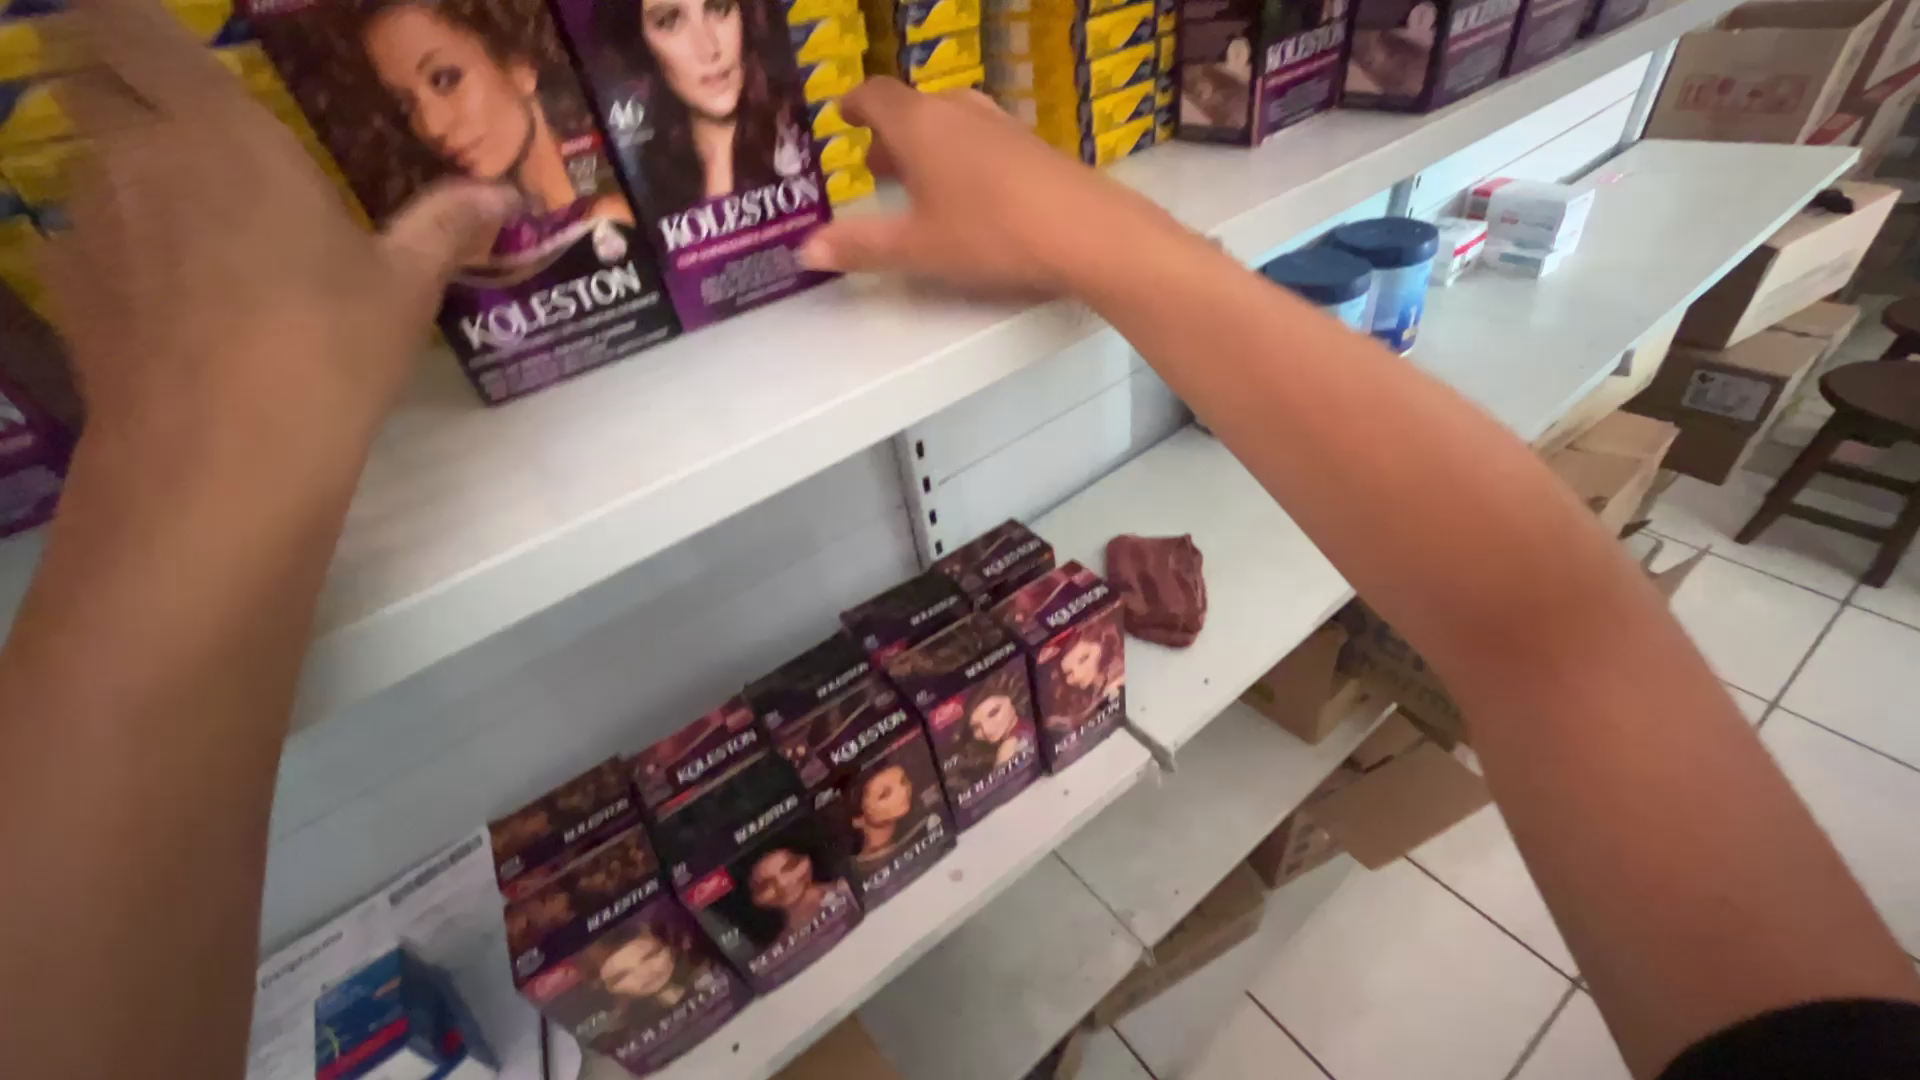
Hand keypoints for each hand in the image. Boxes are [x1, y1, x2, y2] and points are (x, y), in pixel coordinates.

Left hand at [43, 0, 514, 465]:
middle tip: (211, 148)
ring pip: (90, 158)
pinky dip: (126, 242)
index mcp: (222, 134)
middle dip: (135, 94)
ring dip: (137, 173)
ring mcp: (86, 214)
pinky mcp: (66, 277)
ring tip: (210, 234)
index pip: (130, 25)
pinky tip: (182, 296)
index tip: (191, 66)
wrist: (230, 443)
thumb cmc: (333, 343)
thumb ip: (446, 224)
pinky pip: (87, 230)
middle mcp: (134, 152)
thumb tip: (503, 193)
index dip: (145, 31)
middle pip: (90, 77)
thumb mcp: (408, 285)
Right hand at [796, 78, 1183, 294]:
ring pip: (951, 123)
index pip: (876, 96)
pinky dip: (961, 155)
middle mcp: (958, 112)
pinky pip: (982, 139)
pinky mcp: (1033, 146)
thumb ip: (862, 247)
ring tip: (919, 181)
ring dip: (927, 146)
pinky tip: (971, 192)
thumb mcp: (917, 249)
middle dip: (890, 135)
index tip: (842, 115)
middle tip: (876, 165)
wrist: (1082, 231)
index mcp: (920, 125)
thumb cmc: (988, 234)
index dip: (855, 104)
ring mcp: (1000, 125)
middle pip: (915, 109)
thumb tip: (805, 250)